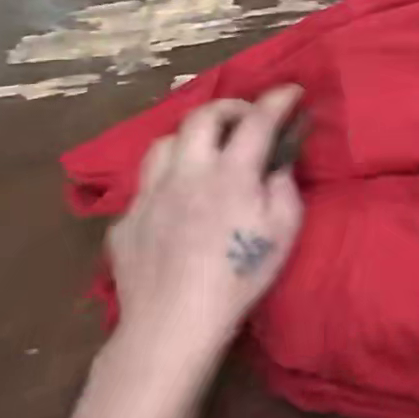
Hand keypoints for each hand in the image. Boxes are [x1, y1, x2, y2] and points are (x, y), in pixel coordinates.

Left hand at [106, 86, 305, 354]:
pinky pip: (145, 185)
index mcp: (230, 174)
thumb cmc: (238, 279)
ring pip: (164, 142)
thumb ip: (284, 188)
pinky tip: (176, 204)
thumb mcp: (283, 233)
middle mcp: (186, 171)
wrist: (172, 326)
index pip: (258, 120)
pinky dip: (167, 182)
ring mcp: (149, 193)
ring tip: (205, 154)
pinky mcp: (125, 219)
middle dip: (230, 107)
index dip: (278, 99)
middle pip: (202, 116)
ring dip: (190, 138)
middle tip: (247, 119)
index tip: (292, 91)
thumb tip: (277, 165)